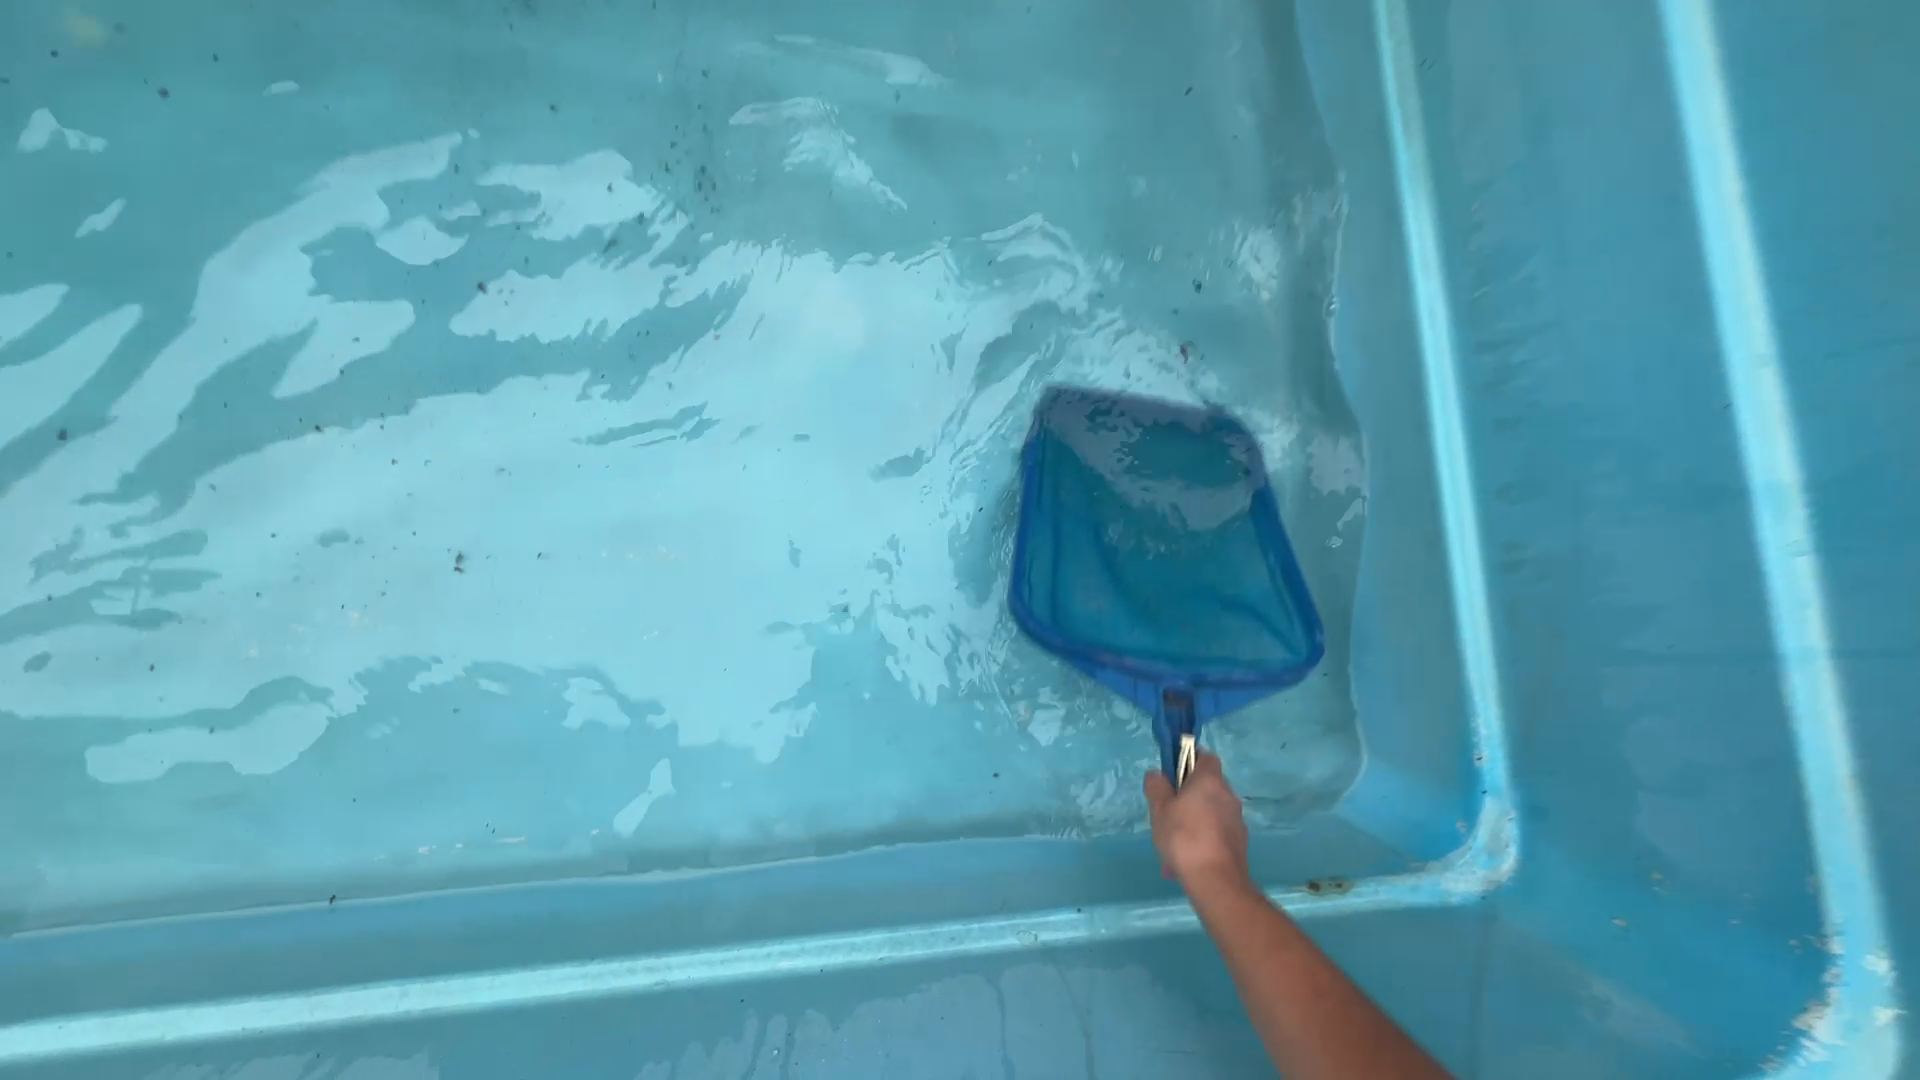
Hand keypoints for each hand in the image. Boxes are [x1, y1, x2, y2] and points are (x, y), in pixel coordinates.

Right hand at [1144, 750, 1250, 891]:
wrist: (1216, 881)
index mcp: (1209, 780)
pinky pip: (1216, 832)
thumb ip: (1157, 787)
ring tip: (1173, 843)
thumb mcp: (1159, 809)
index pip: (1205, 755)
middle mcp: (1228, 794)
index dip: (1189, 759)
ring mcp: (1237, 819)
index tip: (1172, 773)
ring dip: (1194, 819)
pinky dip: (1203, 838)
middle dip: (1188, 795)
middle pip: (1207, 785)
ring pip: (1210, 811)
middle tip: (1168, 811)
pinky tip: (1186, 859)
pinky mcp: (1240, 842)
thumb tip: (1157, 774)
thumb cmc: (1184, 837)